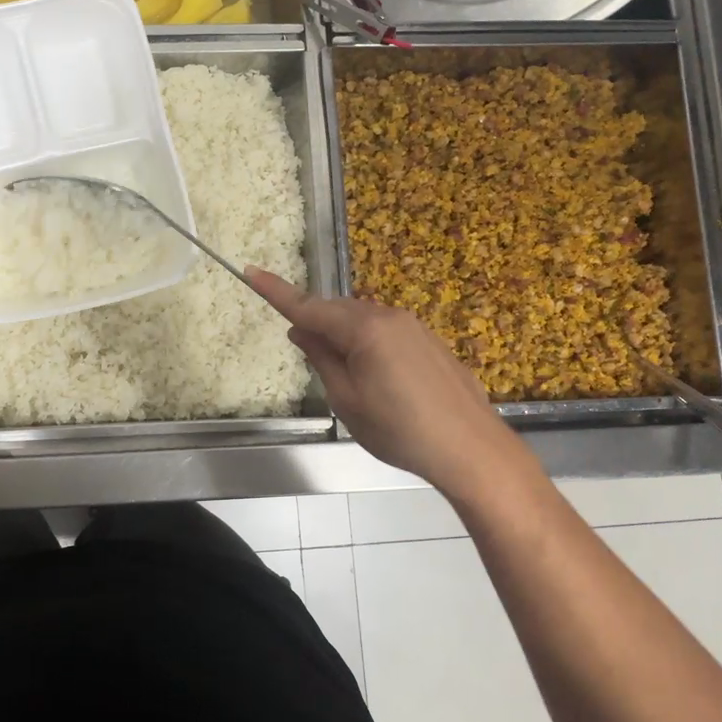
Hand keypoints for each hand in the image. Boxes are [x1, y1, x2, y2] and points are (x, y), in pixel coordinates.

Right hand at [246, 268, 537, 495]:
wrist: (471, 449)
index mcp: (364, 329)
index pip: (308, 306)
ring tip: (343, 376)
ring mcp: (414, 327)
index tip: (250, 271)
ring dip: (343, 336)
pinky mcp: (430, 342)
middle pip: (337, 310)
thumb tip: (301, 330)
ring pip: (363, 320)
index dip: (276, 291)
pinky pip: (386, 331)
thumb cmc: (399, 430)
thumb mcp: (346, 400)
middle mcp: (389, 317)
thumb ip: (321, 359)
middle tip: (303, 351)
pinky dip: (367, 343)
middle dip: (315, 323)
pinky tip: (376, 378)